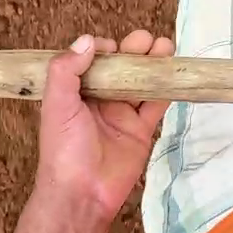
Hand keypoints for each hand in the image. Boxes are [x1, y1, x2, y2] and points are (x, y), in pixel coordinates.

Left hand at [37, 29, 173, 219]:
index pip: (94, 60)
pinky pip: (157, 104)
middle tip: (147, 40)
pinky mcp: (142, 129)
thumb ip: (66, 70)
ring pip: (142, 82)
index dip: (105, 49)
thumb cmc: (64, 148)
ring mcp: (123, 113)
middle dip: (135, 50)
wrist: (81, 193)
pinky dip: (167, 88)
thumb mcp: (57, 105)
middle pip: (122, 67)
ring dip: (154, 64)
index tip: (112, 48)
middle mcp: (101, 99)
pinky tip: (175, 73)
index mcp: (77, 91)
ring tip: (166, 46)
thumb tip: (87, 39)